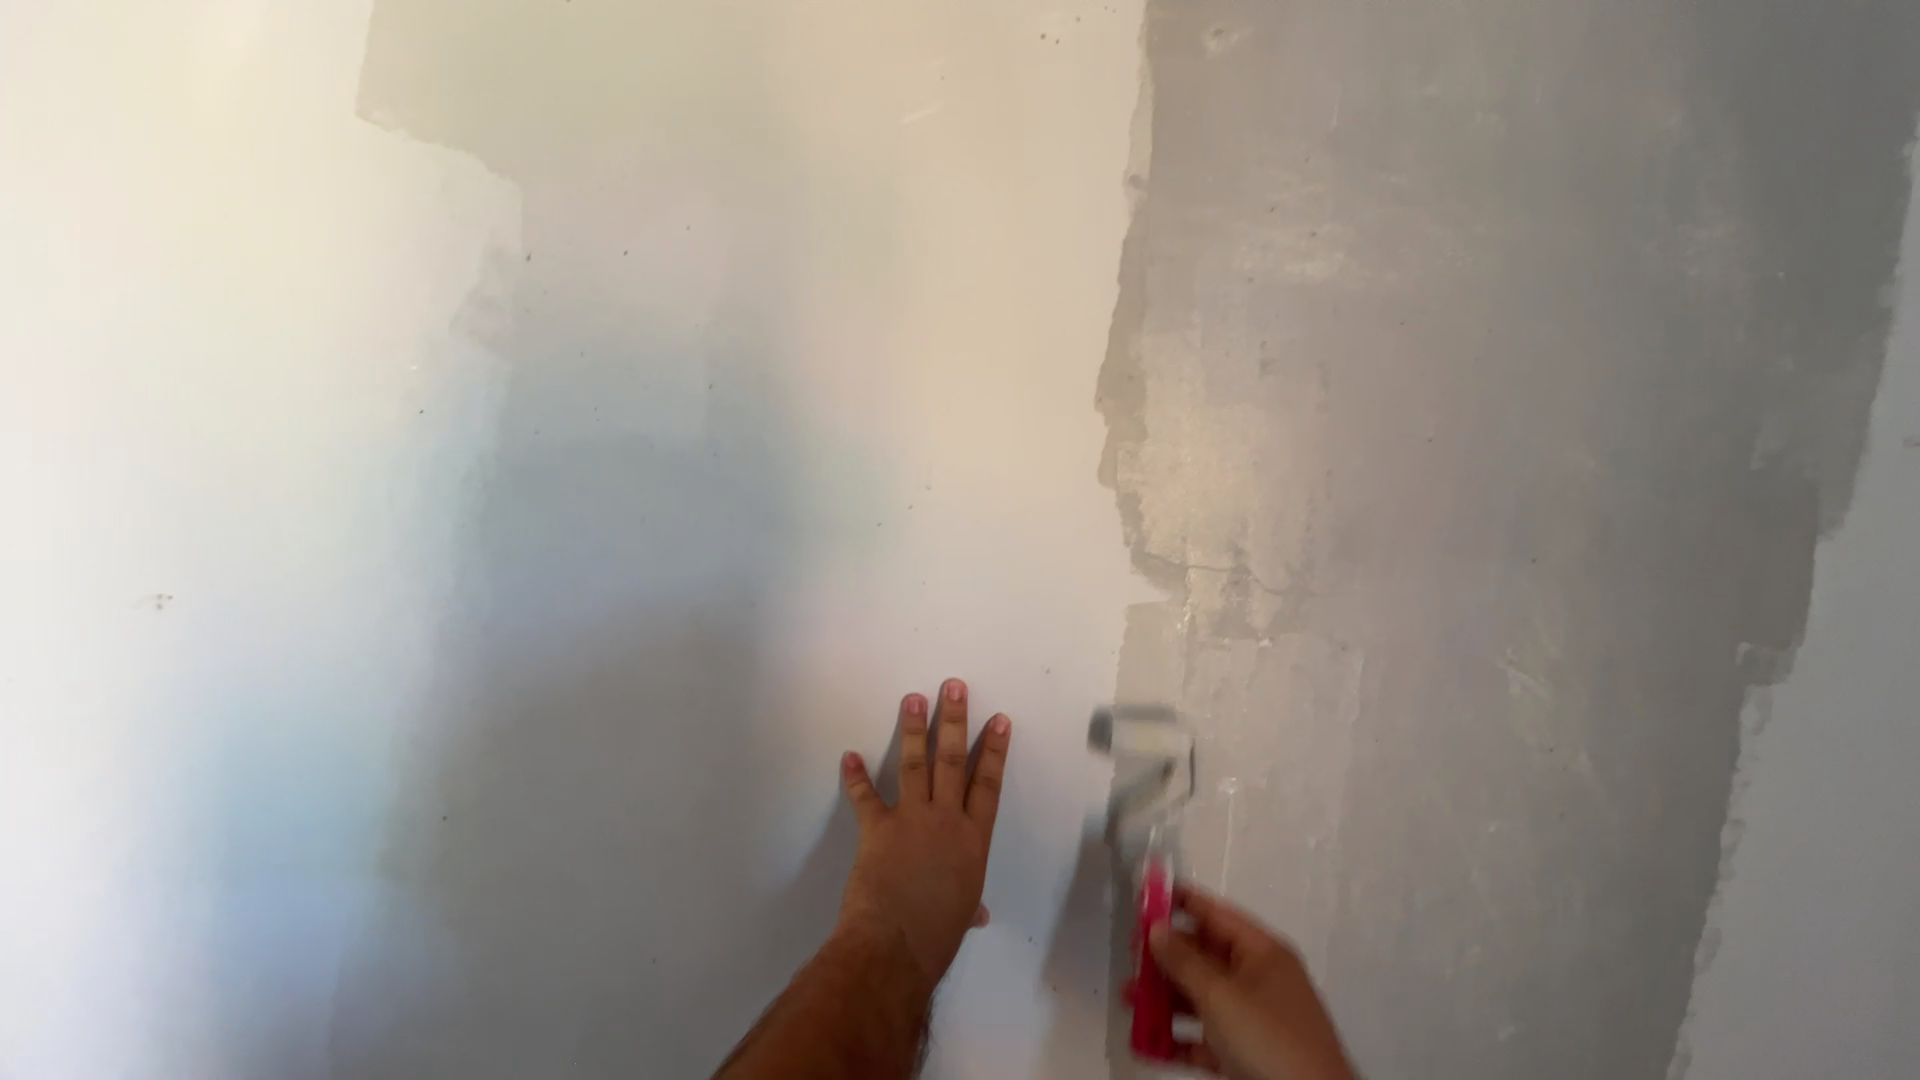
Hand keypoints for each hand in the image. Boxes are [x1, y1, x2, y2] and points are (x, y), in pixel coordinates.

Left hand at [837, 679, 1011, 993]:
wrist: (895, 947)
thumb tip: (979, 914)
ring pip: (916, 764)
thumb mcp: (961, 916)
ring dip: (914, 730)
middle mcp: (946, 820)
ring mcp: (911, 820)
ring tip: (913, 698)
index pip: (988, 784)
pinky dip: (855, 777)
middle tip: (953, 686)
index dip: (994, 750)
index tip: (998, 719)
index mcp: (973, 840)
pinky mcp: (877, 829)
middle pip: (953, 760)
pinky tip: (849, 756)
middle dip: (955, 720)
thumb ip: (970, 904)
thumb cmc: (937, 937)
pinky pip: (865, 798)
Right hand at [1149, 886, 1356, 1079]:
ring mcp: (1253, 1020)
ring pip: (1200, 998)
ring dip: (1164, 999)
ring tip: (1128, 1000)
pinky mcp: (1245, 1056)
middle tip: (1129, 957)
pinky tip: (1147, 1042)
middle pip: (1203, 956)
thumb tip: (1156, 928)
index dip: (1179, 902)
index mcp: (1262, 953)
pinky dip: (1177, 1038)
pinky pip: (1205, 1037)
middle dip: (1164, 958)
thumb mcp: (1221, 996)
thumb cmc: (1269, 1041)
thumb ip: (1183, 960)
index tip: (1142, 896)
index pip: (1214, 913)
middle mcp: (1258, 980)